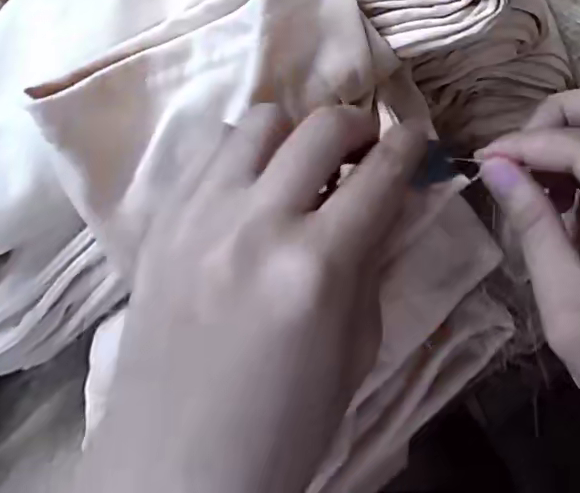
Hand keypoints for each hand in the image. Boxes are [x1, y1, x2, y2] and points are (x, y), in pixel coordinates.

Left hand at [76, 104, 425, 492]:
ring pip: (261, 121)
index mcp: (316, 267)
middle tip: (364, 147)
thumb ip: (372, 259)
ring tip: (301, 165)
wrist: (176, 469)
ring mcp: (200, 214)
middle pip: (322, 127)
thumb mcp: (357, 347)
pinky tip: (252, 185)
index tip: (417, 132)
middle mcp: (257, 224)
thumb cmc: (285, 424)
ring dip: (296, 133)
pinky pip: (211, 150)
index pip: (379, 174)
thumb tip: (387, 196)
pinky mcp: (162, 219)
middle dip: (358, 125)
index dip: (408, 144)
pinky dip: (245, 154)